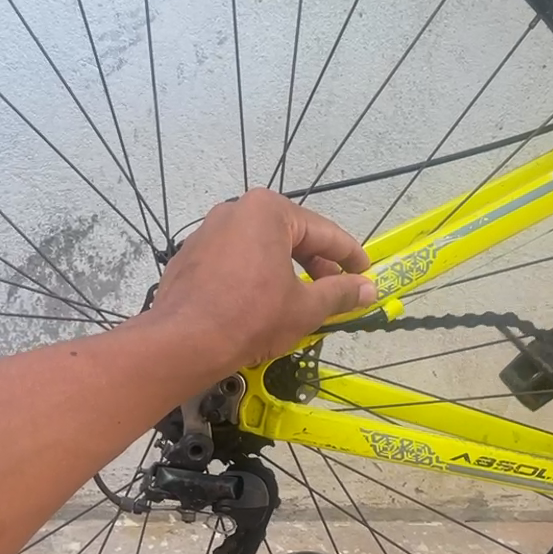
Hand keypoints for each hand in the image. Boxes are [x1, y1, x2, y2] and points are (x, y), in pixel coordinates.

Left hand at [149, 189, 375, 365]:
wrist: (184, 342)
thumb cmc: (251, 319)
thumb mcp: (305, 308)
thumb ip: (340, 294)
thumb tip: (369, 289)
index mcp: (268, 211)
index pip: (323, 232)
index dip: (350, 256)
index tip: (366, 273)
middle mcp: (235, 210)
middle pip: (289, 236)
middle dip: (316, 265)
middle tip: (335, 291)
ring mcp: (206, 233)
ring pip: (259, 250)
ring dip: (284, 272)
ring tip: (299, 301)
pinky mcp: (188, 258)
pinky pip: (232, 263)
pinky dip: (253, 279)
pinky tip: (259, 306)